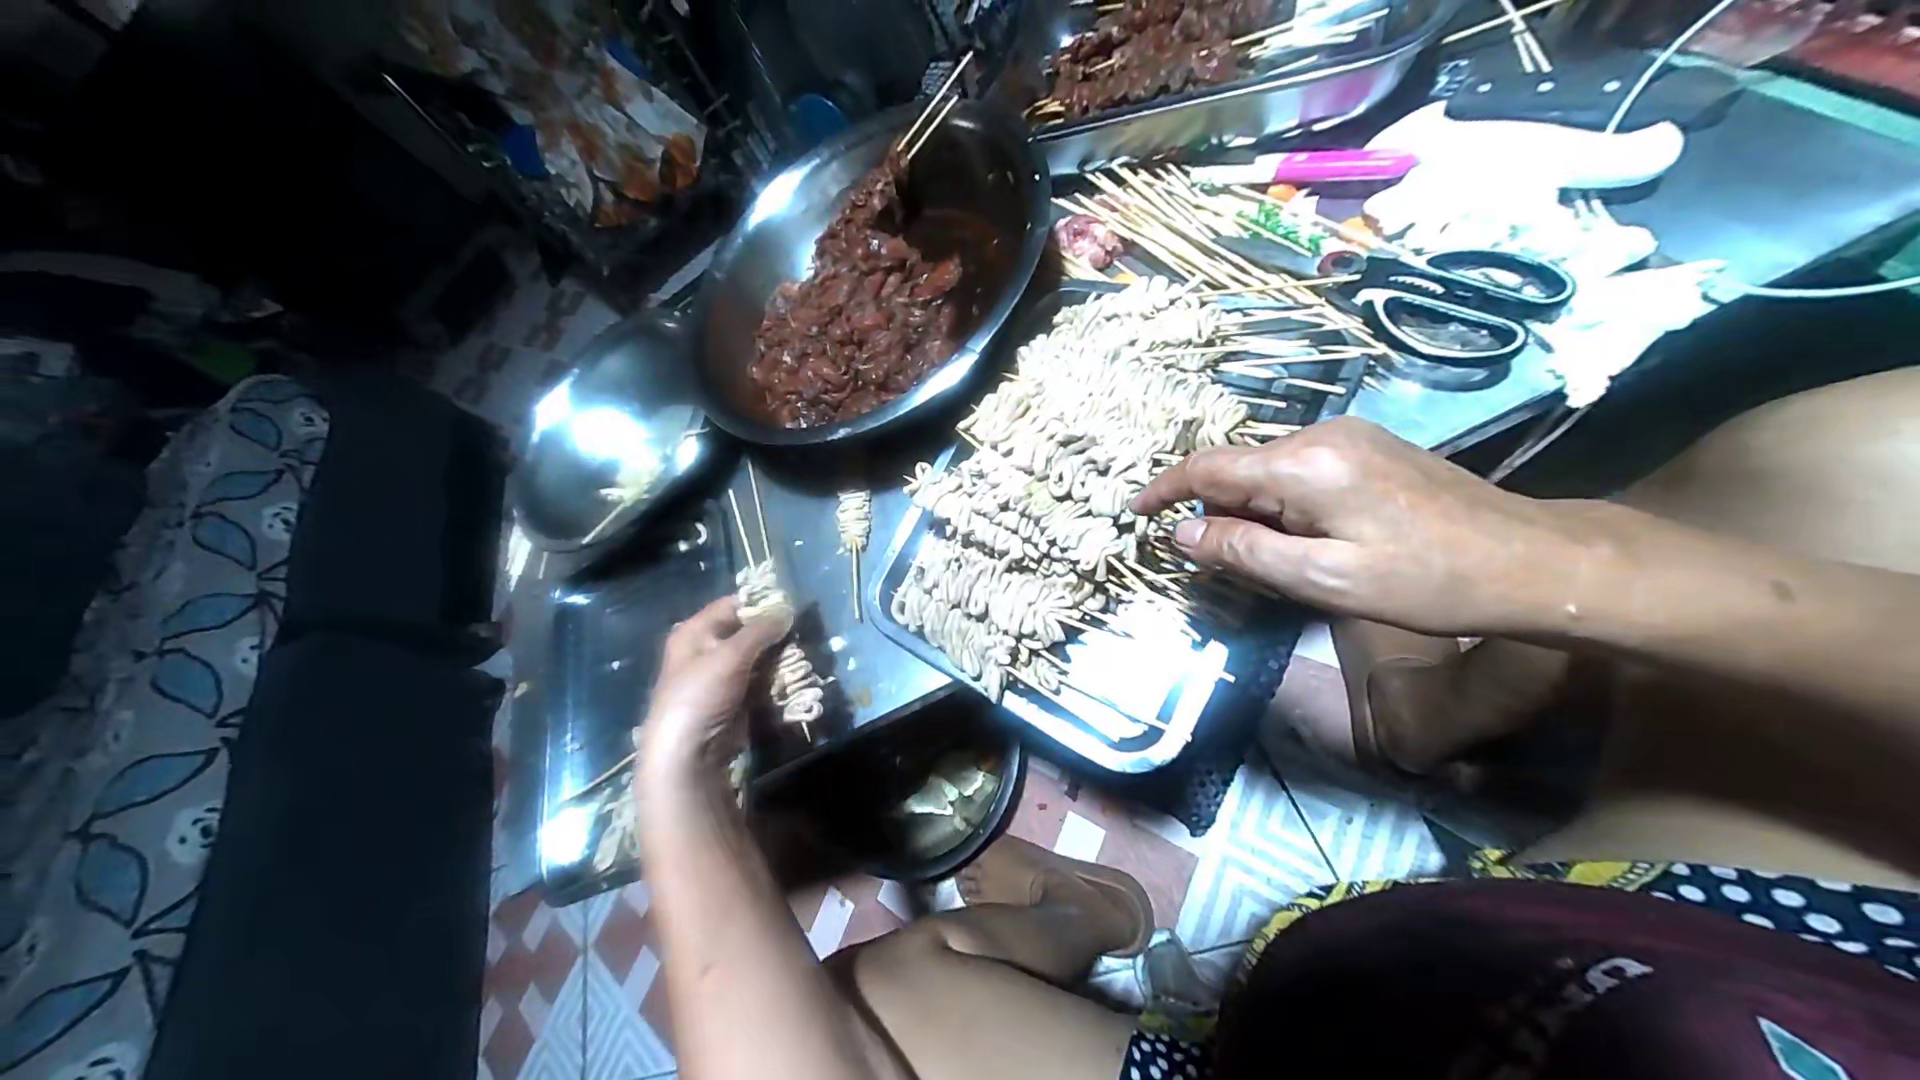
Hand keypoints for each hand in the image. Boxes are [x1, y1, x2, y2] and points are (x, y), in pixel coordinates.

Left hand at [635, 595, 792, 786]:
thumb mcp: (730, 655)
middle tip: (802, 633)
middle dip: (774, 633)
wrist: (688, 753)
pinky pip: (761, 678)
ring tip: (801, 655)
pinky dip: (776, 675)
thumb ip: (760, 630)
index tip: (791, 606)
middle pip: (748, 631)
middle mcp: (707, 649)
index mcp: (695, 632)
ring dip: (779, 656)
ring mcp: (722, 675)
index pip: (732, 605)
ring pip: (758, 655)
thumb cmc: (701, 694)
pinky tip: (793, 674)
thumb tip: (786, 610)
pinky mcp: (736, 696)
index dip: (760, 603)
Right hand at [1131, 417, 1609, 636]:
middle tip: (1224, 564)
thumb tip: (1182, 533)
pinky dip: (1279, 502)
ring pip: (1265, 471)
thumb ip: (1245, 551)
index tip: (1136, 511)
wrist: (1531, 560)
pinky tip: (1306, 538)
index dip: (1166, 489)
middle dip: (1217, 511)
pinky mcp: (1365, 447)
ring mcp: (1347, 436)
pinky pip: (1296, 470)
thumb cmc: (1425, 580)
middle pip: (1237, 468)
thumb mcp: (1323, 579)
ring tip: (1276, 559)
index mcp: (1305, 465)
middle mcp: (1320, 435)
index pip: (1209, 467)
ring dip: (1251, 511)